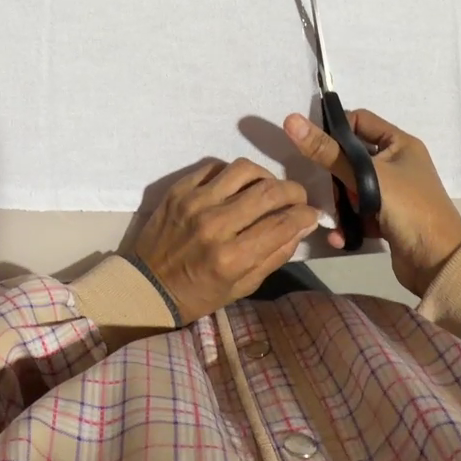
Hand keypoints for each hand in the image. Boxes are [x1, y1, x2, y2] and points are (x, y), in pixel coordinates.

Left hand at [131, 158, 322, 322]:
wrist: (147, 285)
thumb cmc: (199, 293)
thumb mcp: (243, 286)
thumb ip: (275, 254)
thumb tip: (303, 225)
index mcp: (232, 257)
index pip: (282, 223)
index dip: (305, 215)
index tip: (312, 214)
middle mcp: (214, 224)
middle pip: (268, 191)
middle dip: (293, 191)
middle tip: (298, 197)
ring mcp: (194, 202)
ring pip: (243, 169)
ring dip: (265, 175)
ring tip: (268, 187)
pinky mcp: (179, 188)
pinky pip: (215, 167)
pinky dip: (233, 173)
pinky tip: (238, 185)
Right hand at [283, 109, 460, 297]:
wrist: (438, 265)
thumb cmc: (408, 209)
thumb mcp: (366, 177)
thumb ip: (328, 151)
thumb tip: (291, 119)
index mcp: (400, 144)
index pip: (359, 121)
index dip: (336, 129)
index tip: (315, 147)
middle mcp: (398, 163)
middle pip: (352, 156)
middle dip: (335, 175)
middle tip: (328, 189)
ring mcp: (393, 192)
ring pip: (352, 186)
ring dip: (340, 203)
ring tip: (334, 218)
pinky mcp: (388, 217)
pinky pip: (359, 211)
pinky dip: (349, 222)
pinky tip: (339, 237)